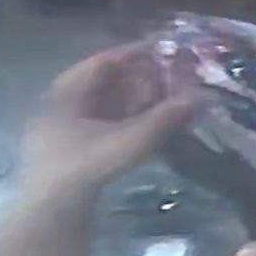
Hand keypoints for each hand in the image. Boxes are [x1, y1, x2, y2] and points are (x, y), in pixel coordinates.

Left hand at [18, 44, 196, 204]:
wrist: (51, 209)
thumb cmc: (89, 164)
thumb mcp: (136, 137)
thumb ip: (170, 114)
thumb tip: (203, 95)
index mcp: (67, 98)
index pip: (101, 63)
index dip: (134, 52)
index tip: (167, 47)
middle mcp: (60, 107)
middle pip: (102, 81)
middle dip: (139, 73)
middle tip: (175, 69)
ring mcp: (63, 128)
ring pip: (104, 99)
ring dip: (136, 92)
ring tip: (170, 91)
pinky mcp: (72, 144)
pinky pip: (105, 116)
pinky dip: (130, 110)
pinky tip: (153, 115)